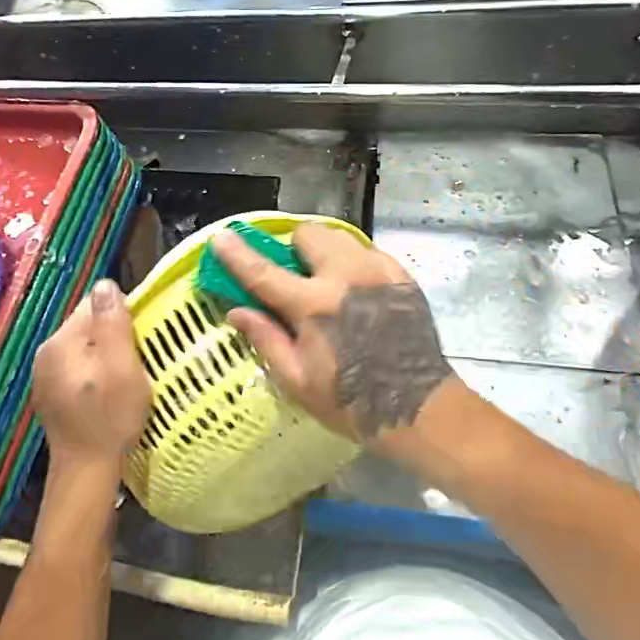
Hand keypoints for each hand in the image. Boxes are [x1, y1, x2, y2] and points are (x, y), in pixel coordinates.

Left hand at [30, 279, 151, 470]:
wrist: (87, 468)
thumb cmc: (111, 416)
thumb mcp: (122, 366)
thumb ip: (112, 323)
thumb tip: (105, 283)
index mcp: (60, 342)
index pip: (93, 305)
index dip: (123, 315)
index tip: (143, 336)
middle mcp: (46, 353)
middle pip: (89, 325)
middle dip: (116, 335)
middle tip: (140, 357)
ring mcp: (46, 375)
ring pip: (86, 347)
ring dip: (108, 354)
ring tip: (129, 373)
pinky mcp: (53, 394)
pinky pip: (80, 367)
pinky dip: (98, 371)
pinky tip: (111, 390)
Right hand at [210, 225, 456, 449]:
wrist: (417, 405)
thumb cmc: (350, 402)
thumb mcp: (297, 380)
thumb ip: (267, 338)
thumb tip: (236, 310)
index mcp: (314, 305)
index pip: (264, 272)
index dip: (238, 254)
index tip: (222, 237)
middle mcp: (346, 276)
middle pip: (308, 234)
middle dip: (294, 249)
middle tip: (296, 278)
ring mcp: (379, 270)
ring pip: (341, 238)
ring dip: (325, 253)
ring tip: (329, 284)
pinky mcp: (402, 275)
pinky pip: (368, 253)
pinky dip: (354, 264)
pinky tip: (358, 294)